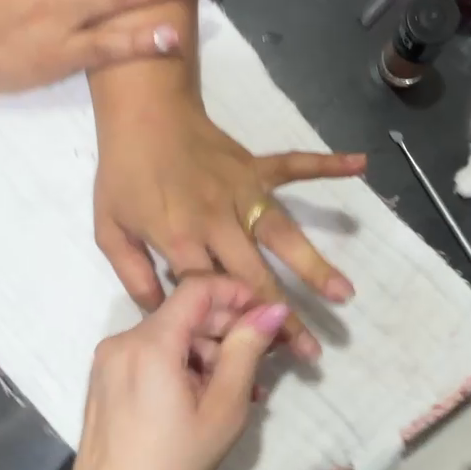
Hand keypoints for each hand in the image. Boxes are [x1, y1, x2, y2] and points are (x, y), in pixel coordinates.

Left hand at [61, 275, 287, 469]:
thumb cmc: (173, 466)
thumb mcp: (223, 410)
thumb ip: (247, 352)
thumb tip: (273, 309)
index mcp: (150, 343)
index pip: (198, 287)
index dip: (238, 293)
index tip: (269, 317)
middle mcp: (123, 340)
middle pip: (185, 313)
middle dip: (228, 329)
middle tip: (266, 361)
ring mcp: (110, 359)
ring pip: (171, 336)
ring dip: (210, 353)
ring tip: (243, 392)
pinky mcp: (106, 377)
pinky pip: (153, 356)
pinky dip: (184, 367)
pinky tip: (208, 398)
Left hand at [94, 101, 367, 359]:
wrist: (140, 112)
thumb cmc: (123, 174)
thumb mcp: (110, 231)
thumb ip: (134, 275)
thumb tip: (160, 311)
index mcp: (181, 238)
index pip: (211, 293)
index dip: (231, 325)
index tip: (253, 358)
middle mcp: (219, 219)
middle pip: (255, 276)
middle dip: (283, 317)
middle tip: (311, 350)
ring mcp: (242, 191)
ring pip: (282, 233)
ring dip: (313, 264)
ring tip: (344, 295)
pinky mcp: (255, 166)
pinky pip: (294, 165)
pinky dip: (326, 164)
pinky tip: (361, 165)